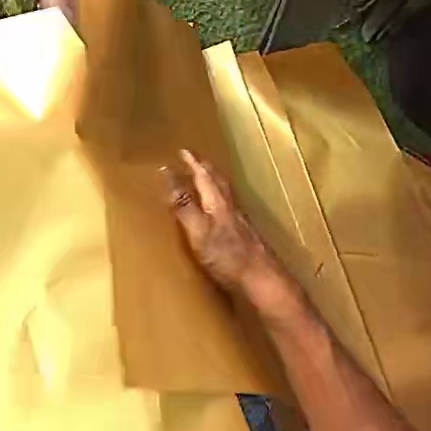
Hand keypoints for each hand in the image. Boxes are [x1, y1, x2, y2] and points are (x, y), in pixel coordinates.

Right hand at [163, 149, 306, 321]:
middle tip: (194, 159)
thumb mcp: (197, 229)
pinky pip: (229, 206)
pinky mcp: (245, 234)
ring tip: (205, 177)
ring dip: (214, 181)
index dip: (192, 163)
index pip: (203, 175)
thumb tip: (167, 172)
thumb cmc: (227, 255)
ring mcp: (240, 220)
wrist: (263, 280)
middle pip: (218, 180)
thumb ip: (183, 203)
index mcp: (217, 201)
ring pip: (225, 192)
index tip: (183, 150)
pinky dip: (219, 198)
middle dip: (204, 167)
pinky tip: (219, 209)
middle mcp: (230, 206)